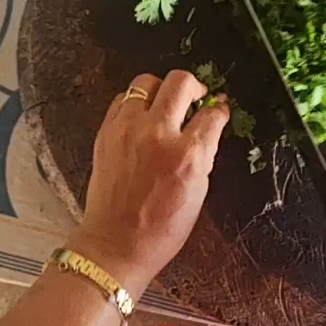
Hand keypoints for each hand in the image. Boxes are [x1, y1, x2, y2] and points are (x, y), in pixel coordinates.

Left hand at [67, 71, 229, 293]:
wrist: (116, 243)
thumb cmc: (161, 228)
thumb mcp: (198, 192)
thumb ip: (204, 154)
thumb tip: (209, 127)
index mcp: (187, 155)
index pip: (211, 114)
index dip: (220, 110)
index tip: (219, 109)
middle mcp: (157, 135)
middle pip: (180, 82)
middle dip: (194, 86)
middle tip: (196, 97)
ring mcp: (127, 130)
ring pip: (146, 82)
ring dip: (161, 90)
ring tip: (166, 106)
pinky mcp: (106, 133)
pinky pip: (122, 100)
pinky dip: (135, 103)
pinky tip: (142, 118)